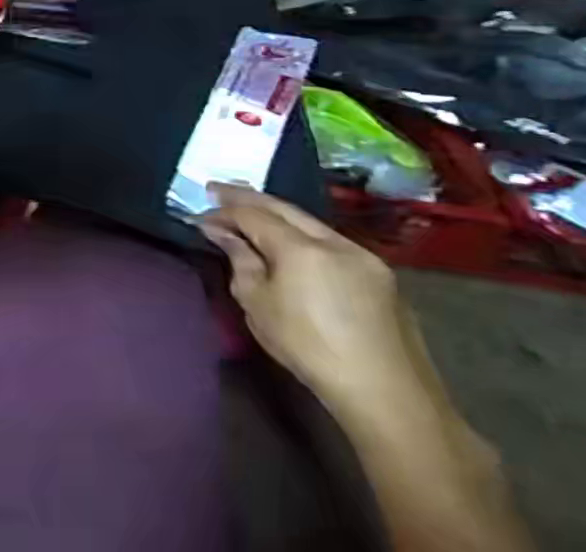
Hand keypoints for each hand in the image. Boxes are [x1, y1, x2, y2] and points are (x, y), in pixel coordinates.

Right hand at [198, 184, 429, 413]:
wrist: (386, 393)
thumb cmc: (307, 347)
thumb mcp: (257, 303)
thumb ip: (239, 259)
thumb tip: (222, 232)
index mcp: (302, 248)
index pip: (253, 214)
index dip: (223, 211)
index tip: (199, 216)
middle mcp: (336, 242)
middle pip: (284, 208)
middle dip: (248, 198)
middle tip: (217, 192)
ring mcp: (364, 257)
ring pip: (310, 223)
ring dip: (277, 215)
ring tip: (249, 214)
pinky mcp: (380, 275)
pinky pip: (330, 241)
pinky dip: (301, 233)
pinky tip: (289, 242)